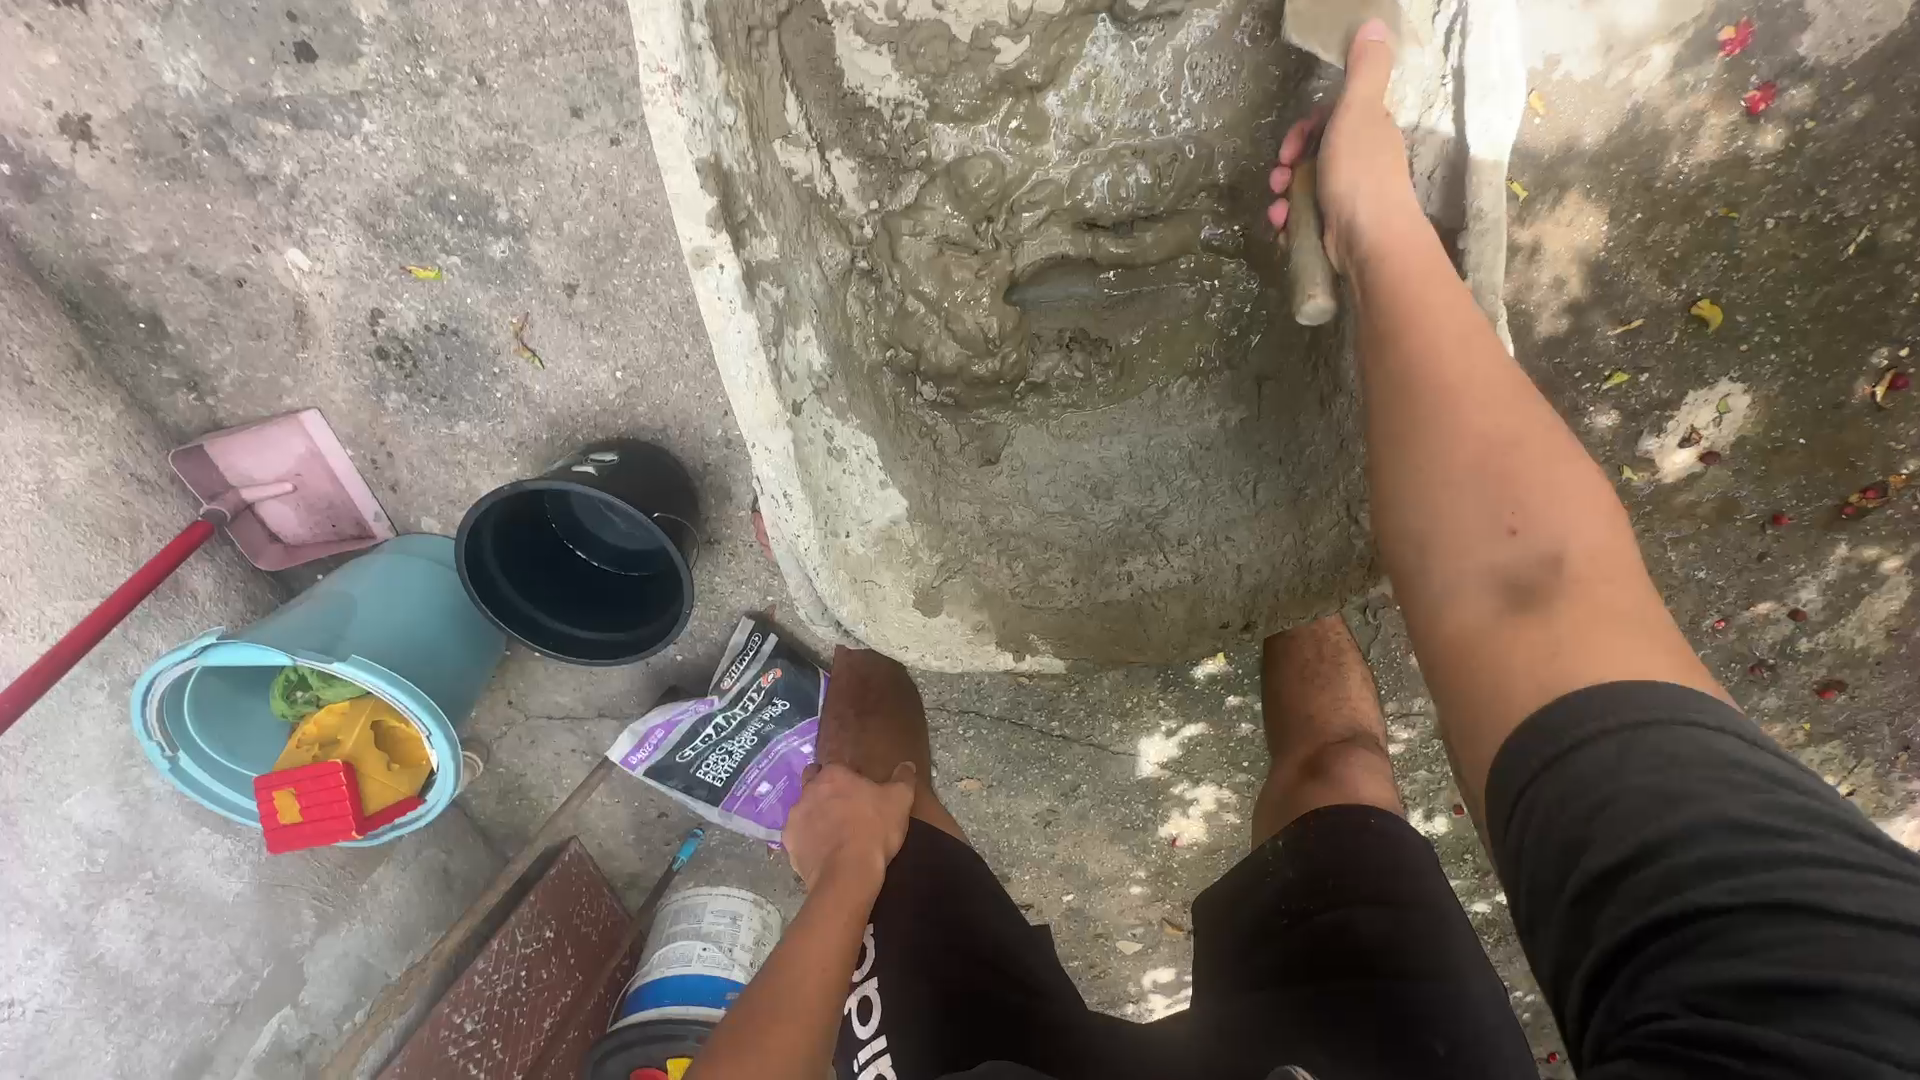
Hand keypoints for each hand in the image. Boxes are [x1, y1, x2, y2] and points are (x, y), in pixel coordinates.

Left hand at [782, 761, 916, 892]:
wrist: (848, 872)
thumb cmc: (874, 828)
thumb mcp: (899, 800)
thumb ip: (903, 779)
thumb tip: (907, 765)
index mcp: (833, 775)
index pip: (833, 764)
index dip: (844, 774)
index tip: (856, 786)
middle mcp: (809, 791)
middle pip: (811, 781)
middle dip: (822, 788)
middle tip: (841, 804)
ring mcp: (796, 818)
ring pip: (803, 809)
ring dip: (814, 814)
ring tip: (832, 831)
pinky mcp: (790, 844)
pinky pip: (798, 836)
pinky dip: (808, 840)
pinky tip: (822, 850)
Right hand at [1266, 17, 1423, 273]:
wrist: (1367, 240)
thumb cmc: (1360, 174)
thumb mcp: (1359, 111)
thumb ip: (1364, 70)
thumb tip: (1375, 23)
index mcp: (1365, 131)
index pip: (1327, 122)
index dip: (1302, 130)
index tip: (1289, 146)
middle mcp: (1356, 162)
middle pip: (1309, 156)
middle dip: (1286, 167)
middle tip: (1278, 180)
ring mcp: (1343, 197)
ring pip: (1300, 190)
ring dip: (1281, 198)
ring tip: (1278, 210)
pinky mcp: (1331, 228)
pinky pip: (1300, 219)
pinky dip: (1286, 223)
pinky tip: (1282, 228)